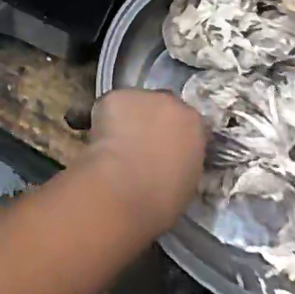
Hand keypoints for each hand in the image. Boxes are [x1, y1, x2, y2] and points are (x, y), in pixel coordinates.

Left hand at [78, 89, 205, 233]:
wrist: (126, 187)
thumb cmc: (162, 197)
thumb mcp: (186, 180)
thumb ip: (181, 159)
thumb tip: (168, 158)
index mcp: (193, 122)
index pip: (185, 122)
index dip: (171, 135)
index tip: (162, 150)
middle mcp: (170, 101)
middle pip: (159, 106)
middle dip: (150, 121)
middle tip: (138, 145)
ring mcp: (140, 96)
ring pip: (133, 104)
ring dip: (127, 119)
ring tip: (116, 145)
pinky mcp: (113, 97)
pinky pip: (110, 106)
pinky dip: (105, 120)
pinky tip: (102, 141)